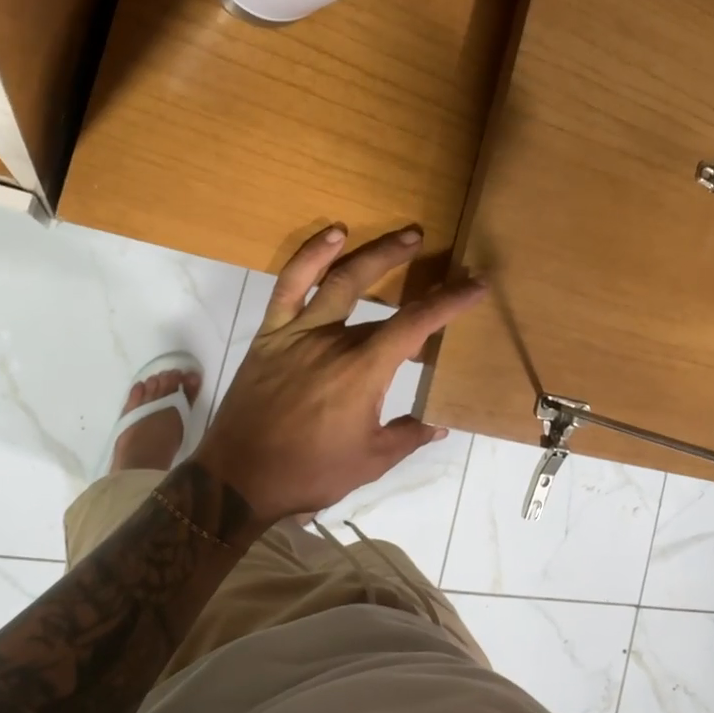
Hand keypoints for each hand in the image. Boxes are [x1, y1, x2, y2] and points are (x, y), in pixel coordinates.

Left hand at [194, 224, 484, 526]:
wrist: (239, 477)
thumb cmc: (310, 472)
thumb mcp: (370, 462)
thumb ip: (408, 436)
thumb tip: (439, 423)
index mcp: (363, 372)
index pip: (416, 325)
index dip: (449, 302)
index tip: (475, 285)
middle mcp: (334, 341)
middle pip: (384, 297)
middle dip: (421, 277)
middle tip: (444, 256)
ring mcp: (299, 331)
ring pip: (341, 280)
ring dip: (376, 254)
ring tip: (406, 236)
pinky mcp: (271, 332)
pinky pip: (289, 285)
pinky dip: (310, 256)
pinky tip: (333, 235)